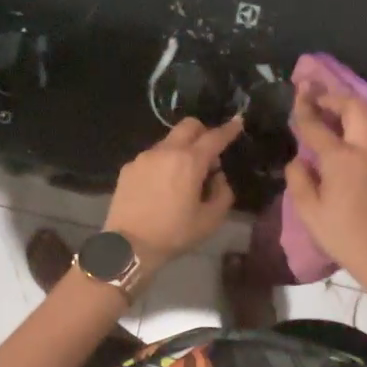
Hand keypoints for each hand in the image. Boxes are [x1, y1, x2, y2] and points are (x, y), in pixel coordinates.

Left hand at [103, 116, 243, 279]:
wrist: (128, 245)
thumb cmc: (173, 234)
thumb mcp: (210, 220)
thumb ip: (222, 193)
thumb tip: (217, 176)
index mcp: (189, 161)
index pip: (214, 137)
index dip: (229, 129)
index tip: (237, 121)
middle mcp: (165, 151)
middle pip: (188, 126)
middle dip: (203, 132)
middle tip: (208, 154)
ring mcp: (144, 157)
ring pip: (168, 141)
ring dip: (181, 150)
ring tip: (182, 176)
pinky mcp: (128, 167)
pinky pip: (151, 156)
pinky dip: (162, 163)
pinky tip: (160, 186)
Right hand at [284, 91, 366, 276]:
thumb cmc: (340, 233)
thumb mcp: (307, 210)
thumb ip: (298, 178)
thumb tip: (298, 159)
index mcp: (340, 159)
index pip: (317, 125)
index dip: (304, 108)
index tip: (297, 91)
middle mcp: (362, 150)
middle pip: (353, 108)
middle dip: (333, 97)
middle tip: (315, 94)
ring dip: (349, 105)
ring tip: (330, 106)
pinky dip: (358, 119)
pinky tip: (343, 126)